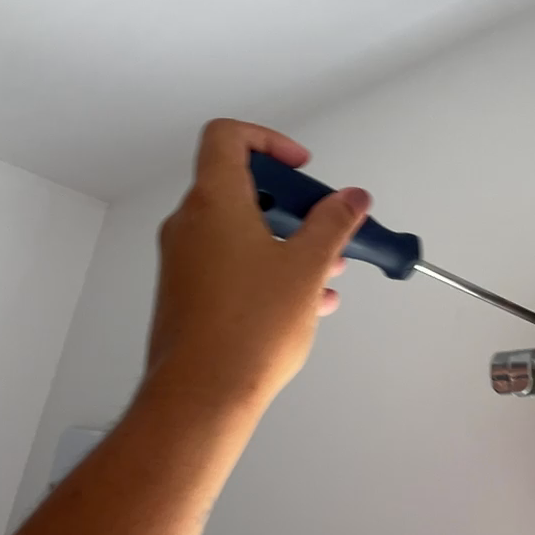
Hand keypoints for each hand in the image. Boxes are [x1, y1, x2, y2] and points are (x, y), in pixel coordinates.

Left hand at [141, 119, 370, 413]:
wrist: (201, 397)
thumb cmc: (249, 328)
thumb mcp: (307, 267)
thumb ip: (333, 223)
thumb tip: (351, 199)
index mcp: (213, 202)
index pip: (227, 137)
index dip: (269, 140)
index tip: (301, 170)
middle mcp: (190, 225)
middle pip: (242, 187)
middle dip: (293, 205)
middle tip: (325, 228)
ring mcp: (184, 261)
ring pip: (239, 231)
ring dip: (284, 240)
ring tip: (326, 270)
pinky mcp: (185, 294)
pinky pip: (229, 263)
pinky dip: (265, 266)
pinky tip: (305, 300)